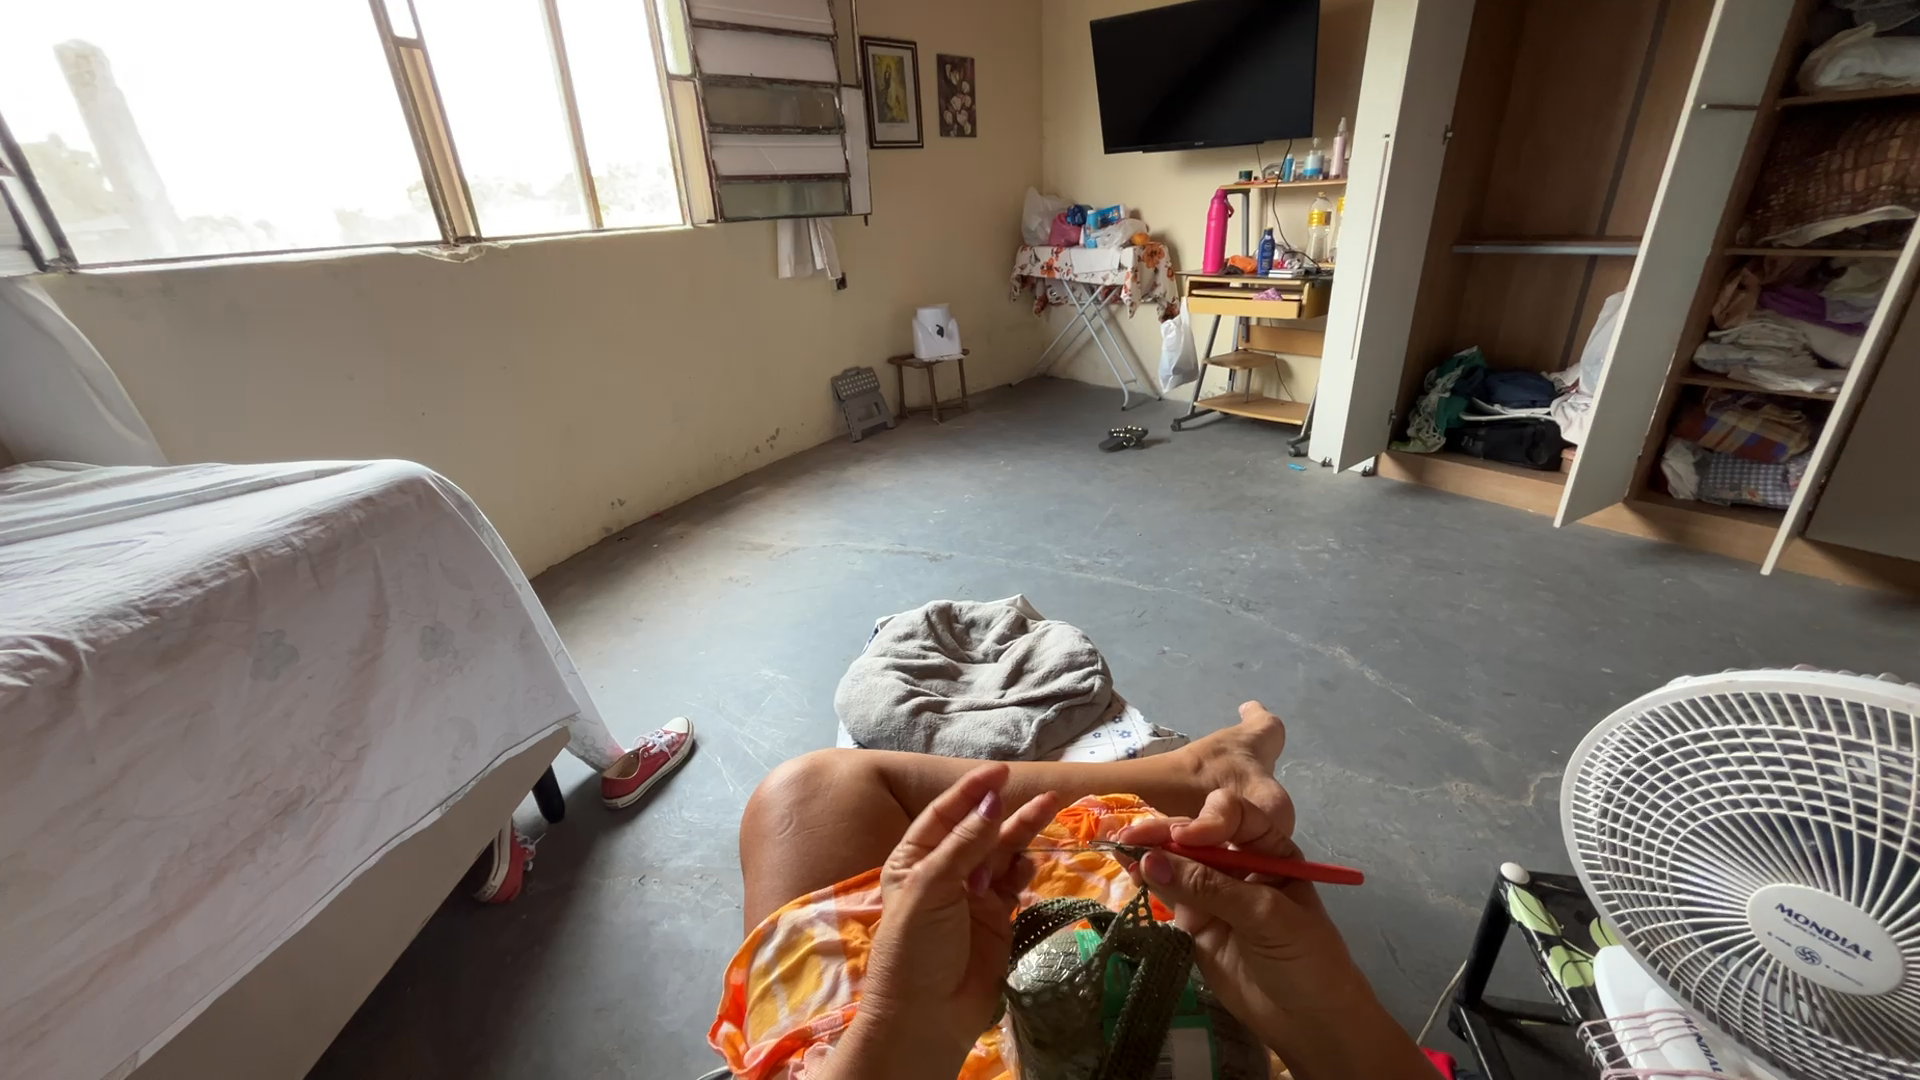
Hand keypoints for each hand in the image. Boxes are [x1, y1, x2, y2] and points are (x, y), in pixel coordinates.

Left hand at [831, 764, 1057, 1079]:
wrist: (926, 1017)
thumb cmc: (916, 945)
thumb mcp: (933, 886)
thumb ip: (965, 843)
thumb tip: (991, 801)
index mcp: (915, 857)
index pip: (946, 812)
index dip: (972, 790)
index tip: (1000, 771)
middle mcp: (944, 869)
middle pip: (980, 830)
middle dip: (1007, 810)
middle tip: (1042, 792)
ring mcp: (971, 893)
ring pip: (1002, 852)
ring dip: (1022, 834)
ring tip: (1049, 809)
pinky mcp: (995, 917)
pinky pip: (1013, 883)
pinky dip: (1023, 870)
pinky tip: (1029, 863)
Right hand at [1117, 790, 1430, 1079]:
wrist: (1311, 1027)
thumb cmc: (1307, 961)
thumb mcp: (1265, 916)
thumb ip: (1208, 887)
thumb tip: (1151, 860)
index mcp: (1267, 848)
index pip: (1232, 815)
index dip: (1207, 819)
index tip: (1188, 838)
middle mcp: (1236, 861)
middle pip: (1195, 834)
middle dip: (1164, 833)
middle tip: (1131, 838)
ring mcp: (1211, 890)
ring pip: (1174, 860)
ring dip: (1148, 852)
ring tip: (1121, 849)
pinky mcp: (1192, 918)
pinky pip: (1165, 891)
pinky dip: (1144, 878)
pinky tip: (1127, 869)